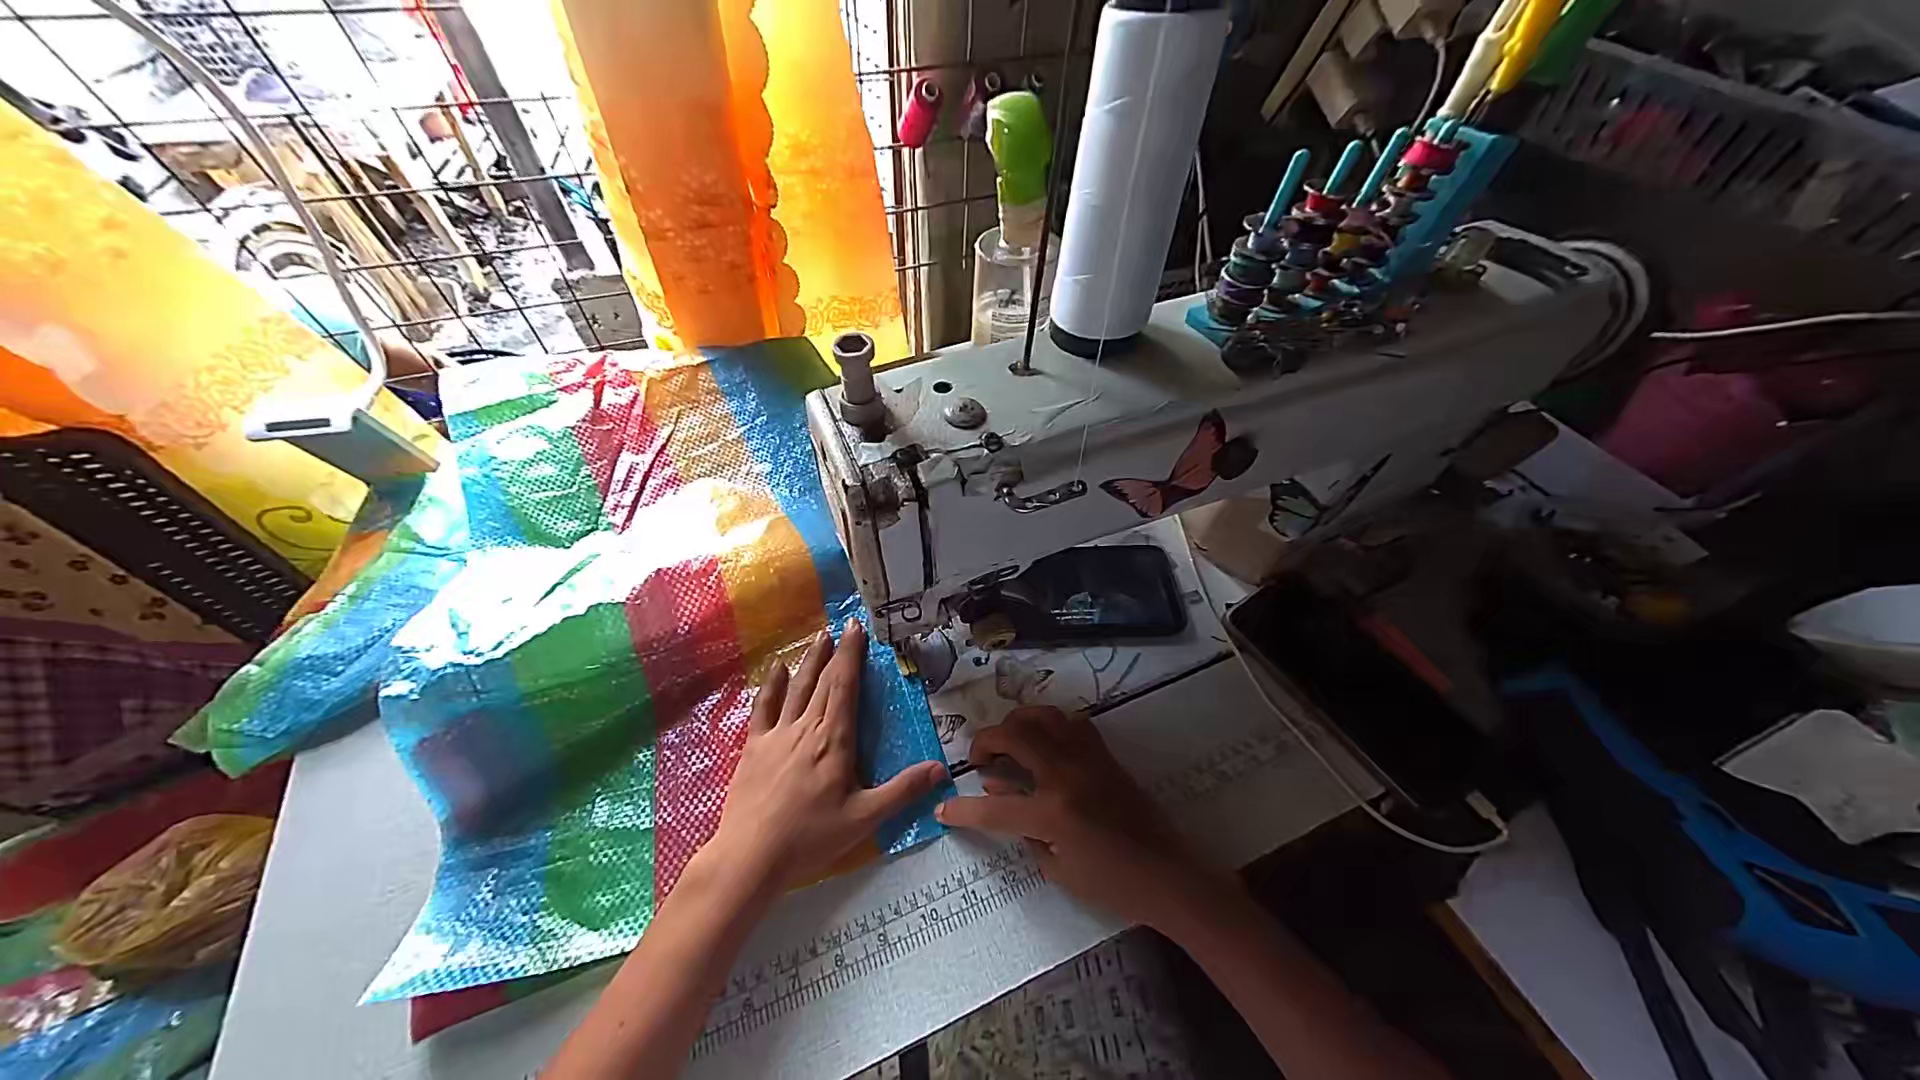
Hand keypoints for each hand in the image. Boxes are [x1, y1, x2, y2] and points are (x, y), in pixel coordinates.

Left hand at [705, 618, 947, 894]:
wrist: (750, 857)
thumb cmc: (810, 838)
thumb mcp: (865, 818)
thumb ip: (903, 790)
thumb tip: (941, 768)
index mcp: (834, 739)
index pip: (845, 686)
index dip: (852, 655)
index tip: (857, 628)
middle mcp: (806, 728)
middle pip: (823, 681)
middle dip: (835, 652)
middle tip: (843, 626)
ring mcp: (777, 735)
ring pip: (797, 688)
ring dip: (809, 661)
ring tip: (818, 638)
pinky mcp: (754, 747)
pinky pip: (764, 708)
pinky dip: (771, 686)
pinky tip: (776, 671)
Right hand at [935, 706, 1226, 931]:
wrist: (1169, 874)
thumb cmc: (1113, 884)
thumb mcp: (1058, 869)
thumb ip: (1023, 832)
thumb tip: (998, 794)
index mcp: (1052, 813)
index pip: (993, 807)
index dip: (962, 810)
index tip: (943, 809)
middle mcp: (1066, 774)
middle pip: (1013, 735)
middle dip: (985, 742)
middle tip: (979, 759)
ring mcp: (1087, 758)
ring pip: (1042, 715)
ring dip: (1016, 723)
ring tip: (1009, 741)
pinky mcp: (1105, 753)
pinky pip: (1071, 722)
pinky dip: (1050, 724)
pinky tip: (1045, 742)